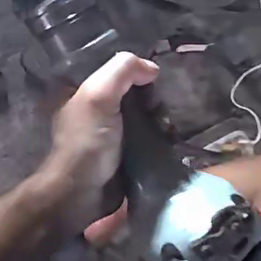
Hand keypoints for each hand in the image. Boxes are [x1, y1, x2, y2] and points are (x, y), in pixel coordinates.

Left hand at [34, 52, 158, 235]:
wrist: (81, 195)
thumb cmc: (87, 142)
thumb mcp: (99, 96)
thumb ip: (122, 71)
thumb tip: (152, 69)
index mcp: (80, 89)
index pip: (113, 67)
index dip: (134, 65)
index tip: (158, 68)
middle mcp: (94, 107)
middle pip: (130, 89)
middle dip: (150, 90)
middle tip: (175, 91)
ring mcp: (109, 131)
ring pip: (140, 111)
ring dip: (158, 112)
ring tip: (180, 110)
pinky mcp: (124, 151)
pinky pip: (146, 133)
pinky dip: (159, 131)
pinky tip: (174, 129)